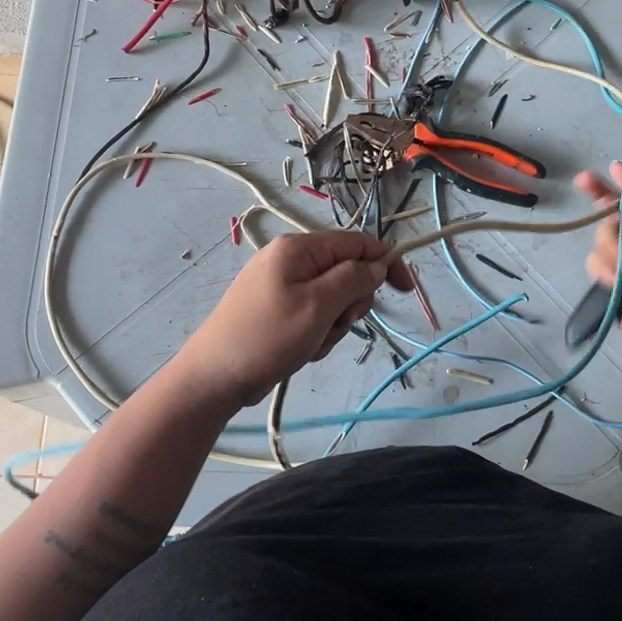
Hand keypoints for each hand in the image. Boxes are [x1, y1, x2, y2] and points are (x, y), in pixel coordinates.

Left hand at [171, 231, 412, 408]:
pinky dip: (316, 333)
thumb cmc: (267, 338)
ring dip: (333, 324)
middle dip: (350, 303)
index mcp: (298, 248)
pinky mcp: (277, 310)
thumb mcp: (318, 306)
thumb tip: (377, 265)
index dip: (386, 263)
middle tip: (334, 325)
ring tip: (311, 343)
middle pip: (346, 272)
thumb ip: (353, 279)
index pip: (356, 243)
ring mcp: (282, 285)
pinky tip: (300, 350)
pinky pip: (314, 315)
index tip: (407, 291)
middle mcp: (290, 260)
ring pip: (333, 299)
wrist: (214, 378)